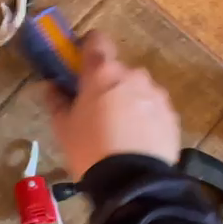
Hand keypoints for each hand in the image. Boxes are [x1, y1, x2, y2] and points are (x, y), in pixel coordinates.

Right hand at [40, 32, 182, 174]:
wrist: (132, 183)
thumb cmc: (90, 150)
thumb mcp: (63, 128)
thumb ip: (56, 101)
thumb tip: (50, 86)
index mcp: (102, 72)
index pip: (96, 40)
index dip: (88, 48)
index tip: (81, 64)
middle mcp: (132, 75)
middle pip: (117, 70)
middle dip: (107, 84)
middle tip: (97, 110)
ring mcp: (155, 94)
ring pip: (137, 89)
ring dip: (128, 100)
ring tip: (120, 130)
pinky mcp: (171, 115)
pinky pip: (153, 108)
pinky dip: (145, 117)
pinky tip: (138, 140)